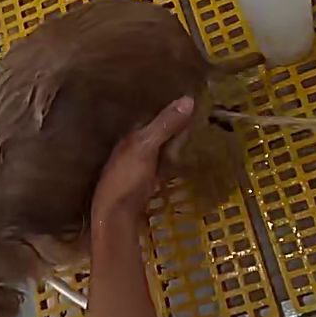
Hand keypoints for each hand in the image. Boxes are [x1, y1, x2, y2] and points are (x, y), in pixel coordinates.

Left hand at [90, 97, 194, 230]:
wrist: (116, 218)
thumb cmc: (127, 179)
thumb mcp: (147, 147)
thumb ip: (165, 125)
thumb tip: (188, 98)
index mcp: (128, 137)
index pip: (151, 114)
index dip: (168, 106)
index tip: (191, 97)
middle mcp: (131, 149)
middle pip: (155, 131)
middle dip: (173, 122)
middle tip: (199, 113)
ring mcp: (137, 168)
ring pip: (159, 147)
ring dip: (174, 141)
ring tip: (197, 132)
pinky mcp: (145, 185)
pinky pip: (163, 164)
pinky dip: (174, 159)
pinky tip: (185, 158)